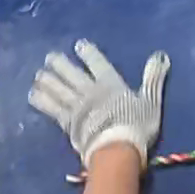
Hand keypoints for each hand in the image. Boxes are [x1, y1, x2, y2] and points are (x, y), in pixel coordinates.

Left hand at [28, 40, 169, 163]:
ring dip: (48, 80)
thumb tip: (161, 55)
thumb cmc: (137, 126)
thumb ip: (153, 78)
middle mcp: (91, 91)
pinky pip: (52, 108)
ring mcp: (77, 106)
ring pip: (59, 88)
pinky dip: (42, 100)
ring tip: (39, 74)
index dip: (89, 54)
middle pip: (72, 74)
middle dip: (61, 64)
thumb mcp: (151, 101)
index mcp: (111, 84)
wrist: (116, 148)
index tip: (79, 45)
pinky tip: (33, 94)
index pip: (98, 64)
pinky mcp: (68, 122)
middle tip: (50, 57)